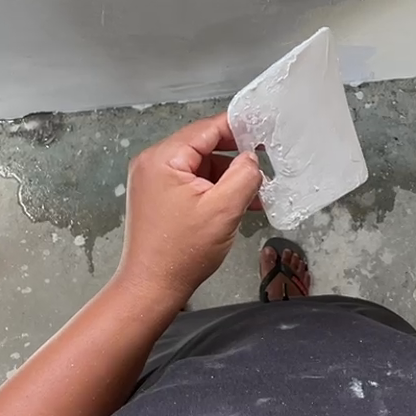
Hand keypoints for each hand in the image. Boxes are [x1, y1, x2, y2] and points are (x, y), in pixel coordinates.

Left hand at [113, 114, 262, 304]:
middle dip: (234, 156)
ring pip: (200, 165)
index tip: (261, 130)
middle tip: (263, 162)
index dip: (237, 128)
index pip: (206, 129)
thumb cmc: (180, 253)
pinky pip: (193, 181)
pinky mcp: (159, 197)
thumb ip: (244, 176)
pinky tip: (236, 202)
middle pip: (203, 145)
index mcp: (163, 159)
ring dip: (227, 176)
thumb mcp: (224, 210)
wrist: (152, 287)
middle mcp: (153, 164)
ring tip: (252, 192)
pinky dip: (214, 189)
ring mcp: (154, 181)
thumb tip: (252, 159)